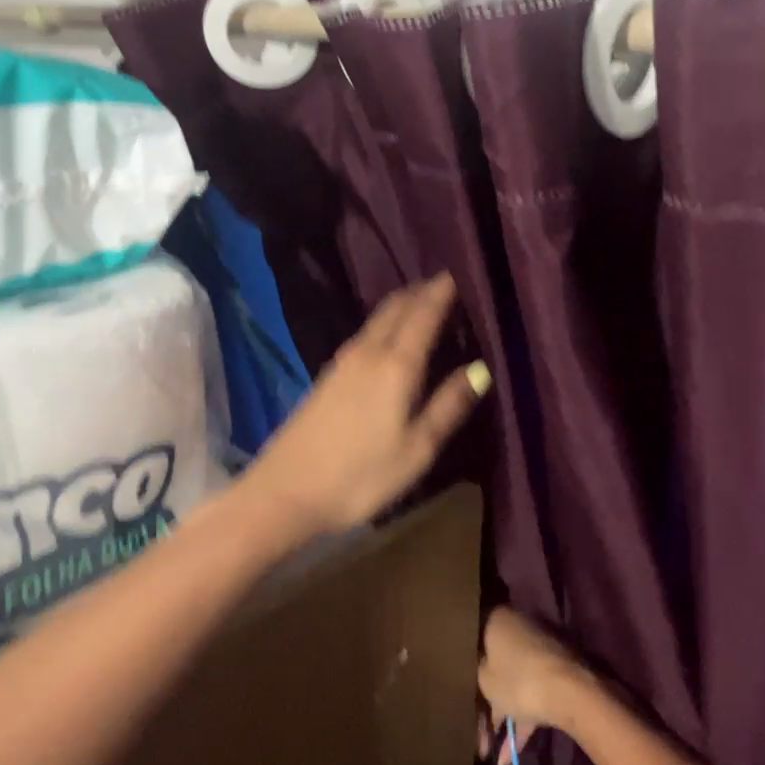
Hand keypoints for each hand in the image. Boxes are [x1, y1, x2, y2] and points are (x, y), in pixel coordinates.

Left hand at [241, 273, 489, 536]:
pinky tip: (393, 335)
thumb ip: (449, 406)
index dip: (445, 289)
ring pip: (378, 318)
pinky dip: (386, 322)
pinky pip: (366, 333)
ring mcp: (342, 362)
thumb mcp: (417, 450)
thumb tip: (481, 368)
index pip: (424, 312)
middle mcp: (368, 352)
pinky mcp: (328, 376)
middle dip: (424, 290)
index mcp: (396, 365)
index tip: (464, 271)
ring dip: (404, 304)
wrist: (283, 494)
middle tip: (451, 283)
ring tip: (427, 302)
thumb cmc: (360, 477)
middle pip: (397, 306)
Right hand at [477, 608, 593, 764]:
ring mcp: (540, 650)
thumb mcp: (484, 680)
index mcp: (499, 621)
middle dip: (489, 698)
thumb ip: (480, 671)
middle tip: (476, 722)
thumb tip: (484, 666)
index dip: (469, 663)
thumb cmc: (516, 679)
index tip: (461, 682)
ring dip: (504, 715)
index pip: (477, 639)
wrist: (567, 692)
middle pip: (498, 664)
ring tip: (490, 750)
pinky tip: (509, 756)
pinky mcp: (555, 672)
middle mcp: (520, 627)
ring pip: (516, 682)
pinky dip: (523, 721)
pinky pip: (533, 694)